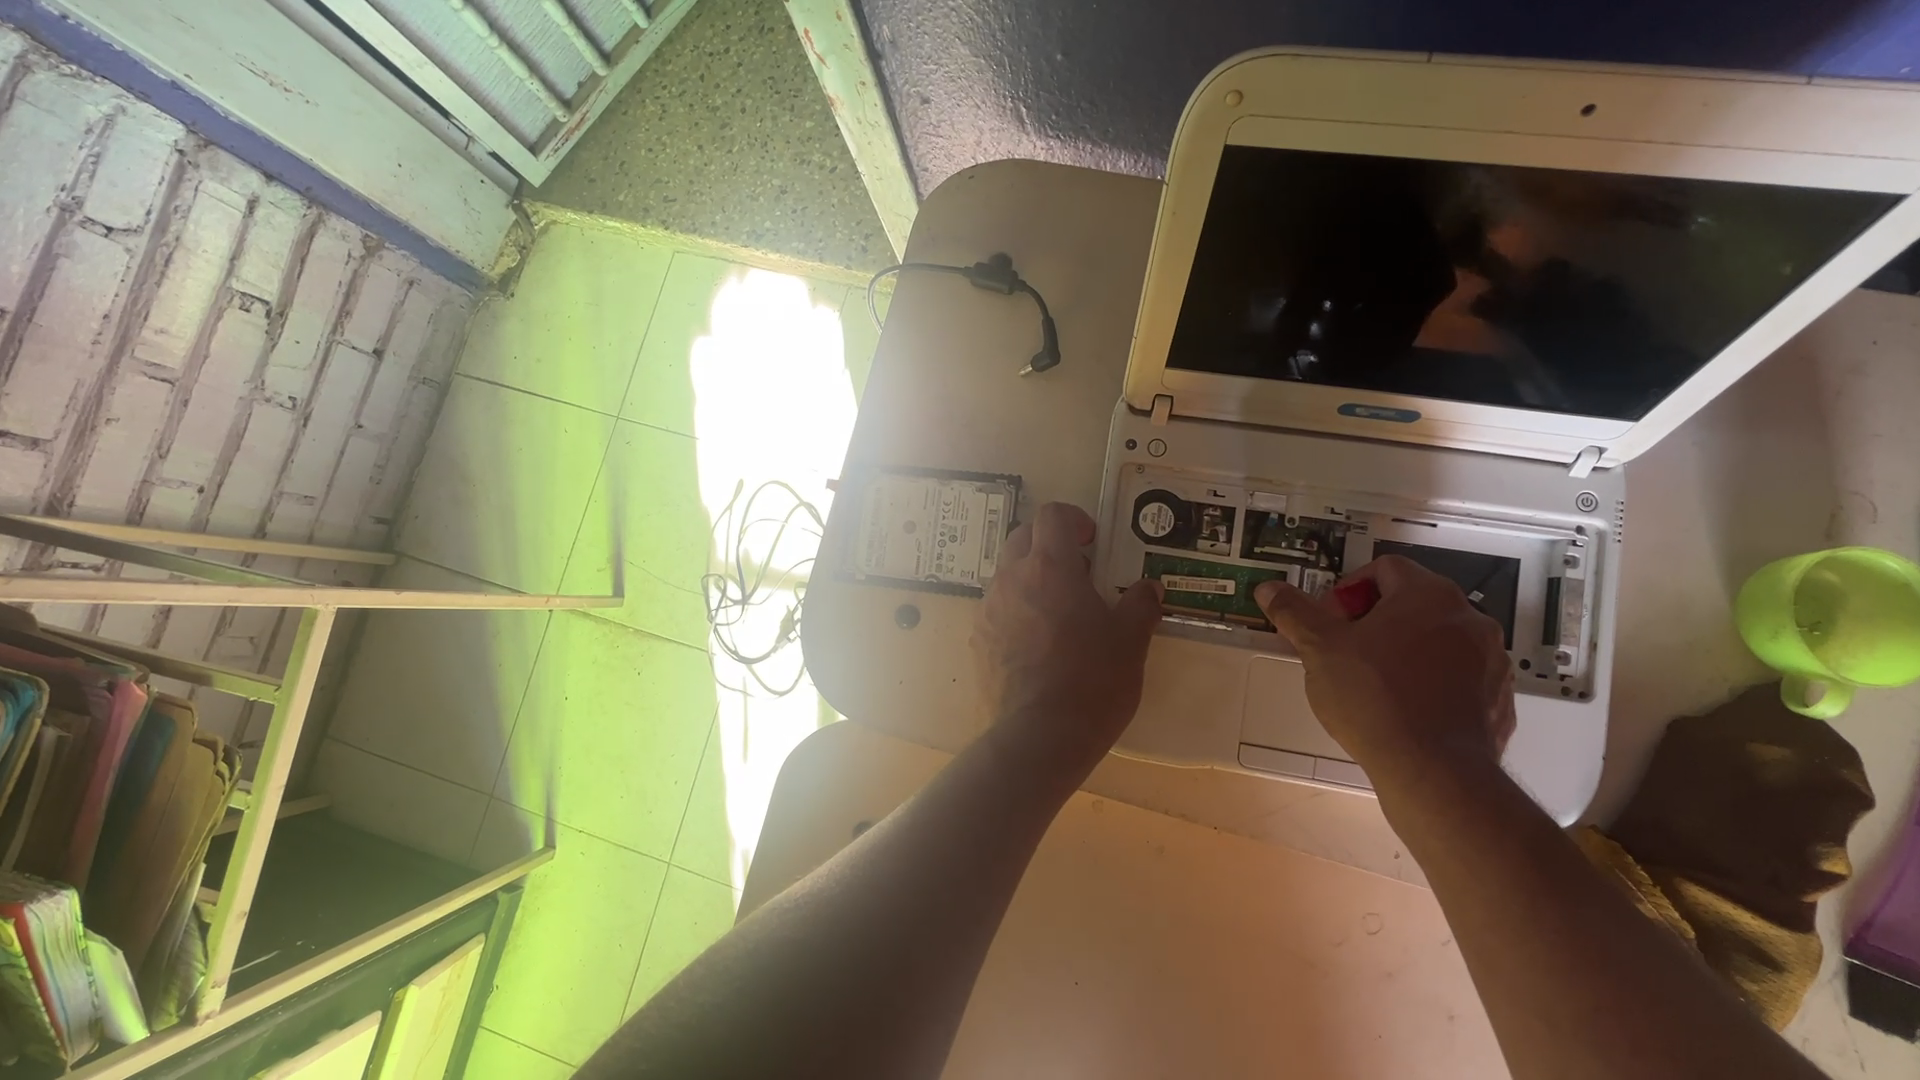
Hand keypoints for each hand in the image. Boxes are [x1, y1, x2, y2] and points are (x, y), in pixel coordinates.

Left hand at [971, 503, 1163, 771]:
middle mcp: (1012, 578)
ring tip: (1059, 612)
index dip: (1074, 519)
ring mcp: (989, 609)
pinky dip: (1016, 611)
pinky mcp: (978, 640)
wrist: (1039, 735)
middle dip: (1048, 544)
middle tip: (1078, 573)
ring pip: (1006, 574)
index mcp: (1050, 567)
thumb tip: (1148, 589)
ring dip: (1031, 579)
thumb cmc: (1093, 680)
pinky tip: (1037, 644)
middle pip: (1022, 537)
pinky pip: (997, 610)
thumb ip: (1140, 605)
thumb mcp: (1130, 641)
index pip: (1052, 515)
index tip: (1092, 542)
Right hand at [1253, 556, 1516, 797]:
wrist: (1432, 770)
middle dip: (1375, 622)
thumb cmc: (1375, 698)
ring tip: (1373, 683)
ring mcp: (1491, 661)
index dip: (1348, 591)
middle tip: (1345, 651)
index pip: (1384, 569)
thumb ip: (1294, 612)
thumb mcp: (1320, 649)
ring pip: (1437, 642)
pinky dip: (1431, 685)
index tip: (1331, 622)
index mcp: (1429, 595)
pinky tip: (1403, 709)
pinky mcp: (1498, 700)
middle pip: (1413, 604)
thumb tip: (1270, 590)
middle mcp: (1469, 620)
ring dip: (1405, 652)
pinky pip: (1458, 679)